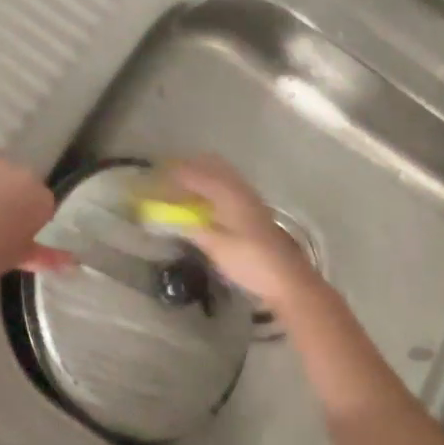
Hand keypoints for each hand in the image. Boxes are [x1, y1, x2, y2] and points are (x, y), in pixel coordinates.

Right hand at [171, 155, 322, 311]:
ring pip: (221, 175)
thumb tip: (171, 217)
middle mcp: (240, 188)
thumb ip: (193, 228)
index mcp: (229, 193)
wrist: (288, 279)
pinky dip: (212, 188)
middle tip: (167, 179)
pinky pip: (228, 187)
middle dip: (188, 168)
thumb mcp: (216, 247)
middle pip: (211, 165)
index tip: (155, 176)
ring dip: (201, 177)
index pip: (196, 174)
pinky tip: (204, 205)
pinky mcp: (254, 210)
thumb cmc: (250, 261)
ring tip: (181, 191)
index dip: (174, 174)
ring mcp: (250, 198)